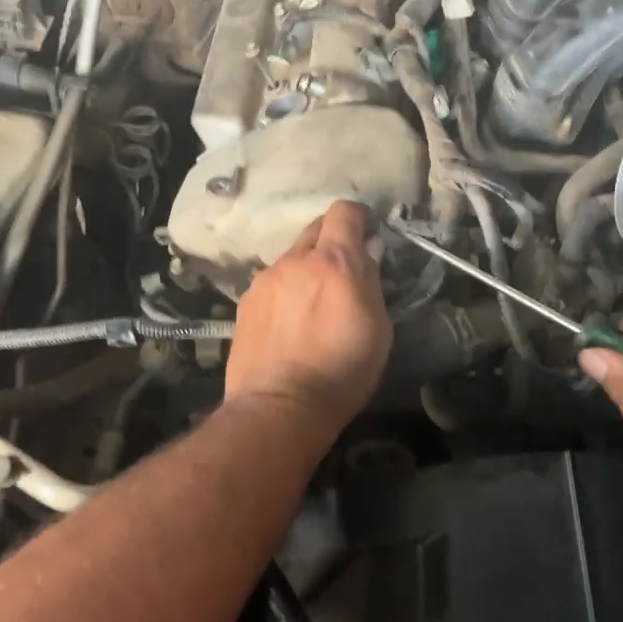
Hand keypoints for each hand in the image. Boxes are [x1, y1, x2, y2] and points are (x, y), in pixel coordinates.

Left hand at [225, 201, 391, 435]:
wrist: (278, 408)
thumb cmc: (341, 373)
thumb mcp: (377, 329)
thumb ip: (371, 281)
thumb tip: (368, 250)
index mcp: (334, 263)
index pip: (344, 212)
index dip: (359, 218)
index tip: (369, 235)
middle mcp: (295, 261)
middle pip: (315, 229)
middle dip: (333, 241)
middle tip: (345, 272)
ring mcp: (265, 280)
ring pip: (292, 258)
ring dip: (307, 269)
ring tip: (314, 305)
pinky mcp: (245, 303)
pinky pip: (273, 283)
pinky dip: (286, 291)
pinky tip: (290, 324)